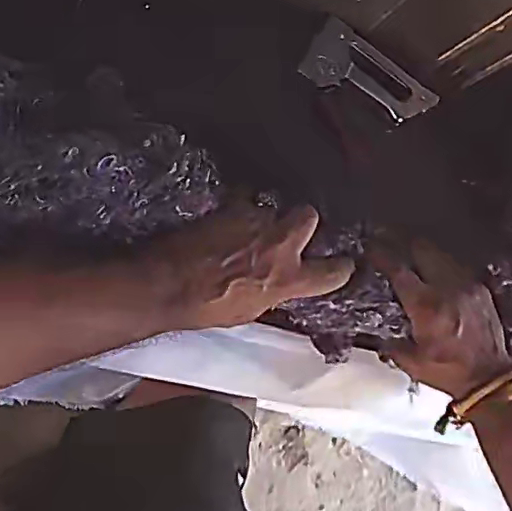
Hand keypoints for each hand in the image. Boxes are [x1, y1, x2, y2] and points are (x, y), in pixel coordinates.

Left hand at [143, 201, 354, 329]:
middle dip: (302, 220)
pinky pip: (242, 198)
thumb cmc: (204, 306)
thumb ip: (273, 292)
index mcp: (287, 279)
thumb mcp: (249, 311)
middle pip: (308, 217)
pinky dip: (236, 208)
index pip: (332, 272)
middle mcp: (278, 245)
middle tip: (288, 230)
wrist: (168, 283)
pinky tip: (223, 220)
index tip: (343, 264)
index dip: (340, 268)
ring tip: (242, 229)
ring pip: (270, 207)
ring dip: (260, 217)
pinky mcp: (230, 206)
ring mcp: (254, 221)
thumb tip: (276, 286)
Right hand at [372, 240, 511, 399]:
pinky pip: (457, 267)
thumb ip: (389, 342)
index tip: (370, 247)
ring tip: (407, 248)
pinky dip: (441, 263)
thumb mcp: (410, 360)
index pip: (399, 270)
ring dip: (422, 250)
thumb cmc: (447, 371)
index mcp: (426, 306)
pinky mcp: (480, 291)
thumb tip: (376, 334)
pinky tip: (433, 267)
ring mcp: (468, 287)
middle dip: (402, 242)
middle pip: (422, 250)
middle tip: (387, 237)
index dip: (382, 255)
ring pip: (441, 254)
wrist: (490, 380)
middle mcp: (448, 290)